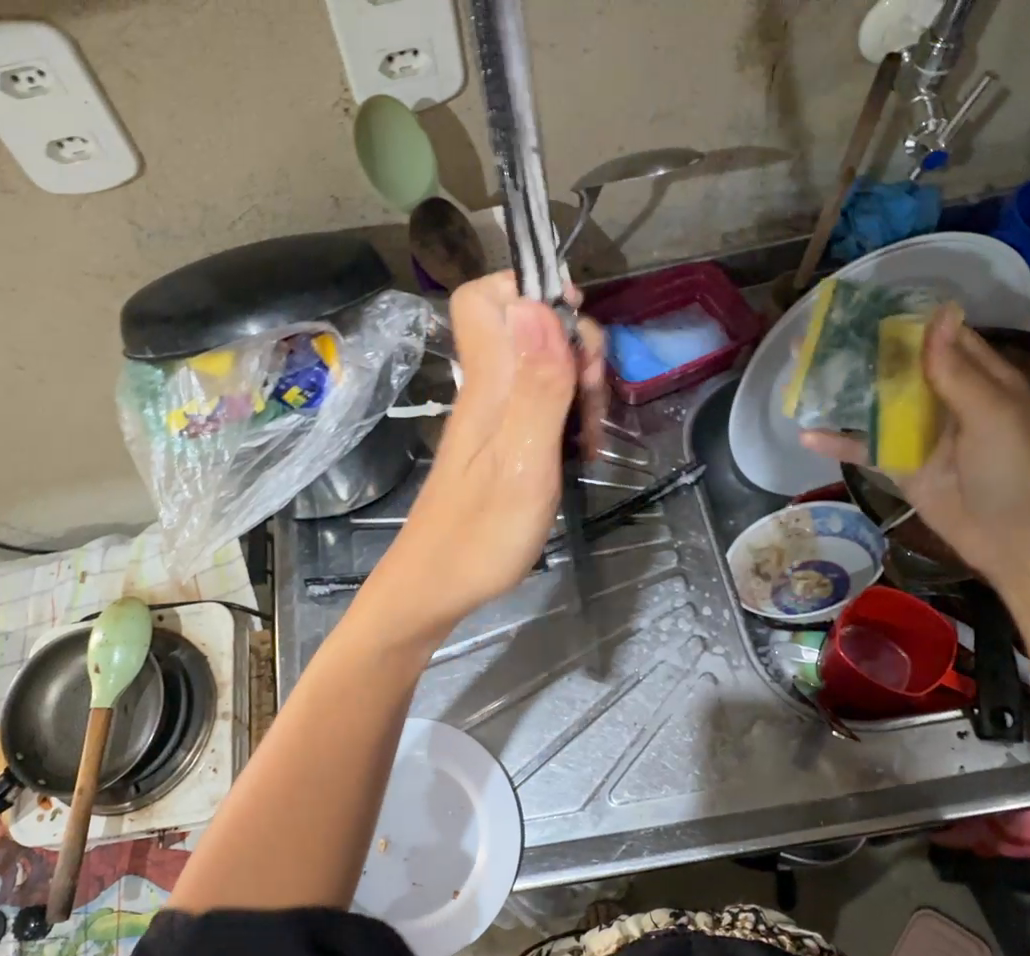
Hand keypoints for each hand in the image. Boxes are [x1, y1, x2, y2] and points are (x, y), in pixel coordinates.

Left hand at [372, 272, 607, 628]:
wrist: (436, 589)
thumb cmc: (480, 536)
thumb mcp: (523, 462)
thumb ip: (536, 385)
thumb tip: (535, 303)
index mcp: (487, 384)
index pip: (486, 297)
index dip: (530, 291)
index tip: (575, 324)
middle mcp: (487, 391)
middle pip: (528, 329)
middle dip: (574, 347)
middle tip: (593, 396)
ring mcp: (493, 419)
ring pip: (541, 368)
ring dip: (578, 387)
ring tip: (592, 435)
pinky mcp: (500, 445)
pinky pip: (540, 406)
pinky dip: (568, 418)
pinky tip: (581, 452)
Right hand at [802, 305, 1029, 601]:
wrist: (1017, 541)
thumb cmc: (1016, 471)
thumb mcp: (993, 414)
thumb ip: (958, 370)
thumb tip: (939, 313)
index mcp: (981, 380)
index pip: (940, 339)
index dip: (905, 322)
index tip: (864, 306)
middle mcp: (948, 401)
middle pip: (900, 369)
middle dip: (863, 353)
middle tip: (818, 336)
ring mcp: (922, 435)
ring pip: (877, 405)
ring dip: (844, 393)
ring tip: (802, 374)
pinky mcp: (902, 466)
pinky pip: (867, 448)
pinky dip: (839, 442)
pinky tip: (807, 434)